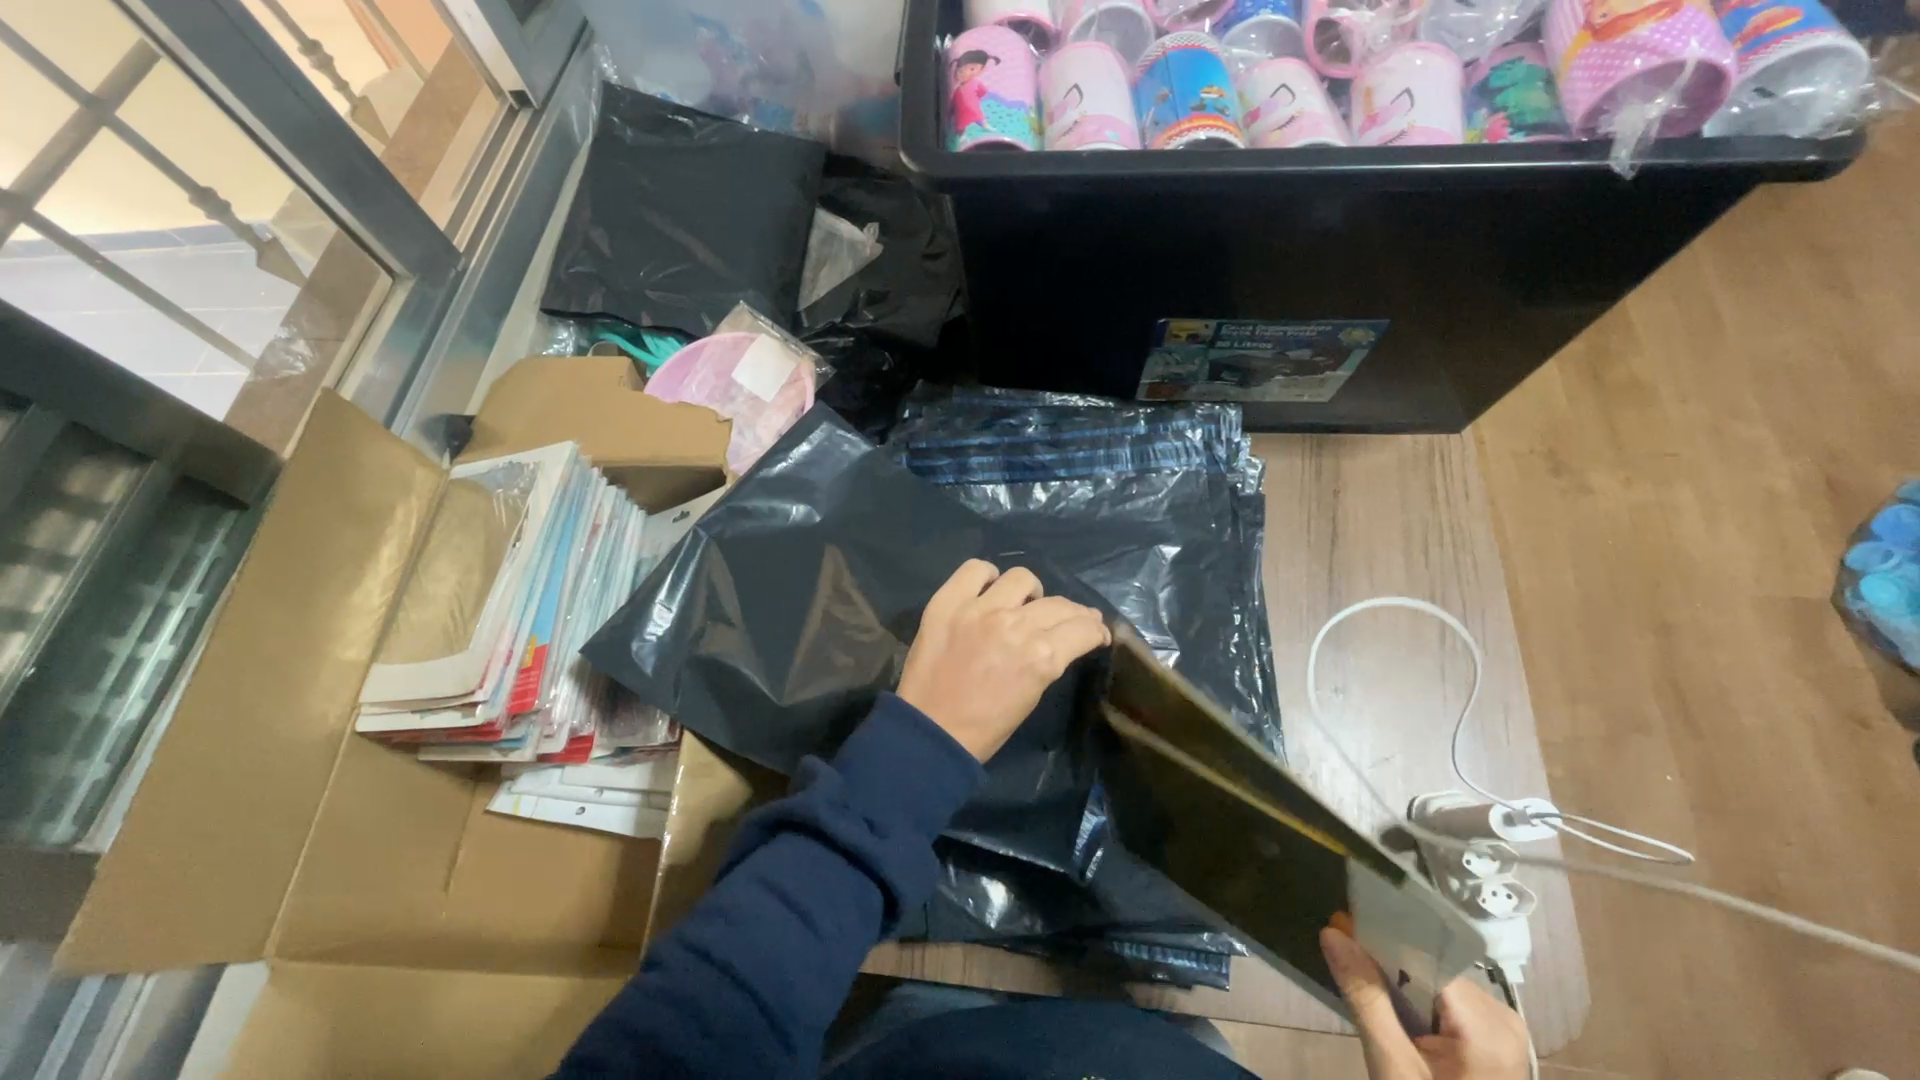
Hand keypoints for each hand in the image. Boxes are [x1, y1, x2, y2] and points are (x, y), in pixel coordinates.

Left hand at [897, 559, 1110, 761]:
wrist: (929, 732)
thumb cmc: (985, 728)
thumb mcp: (1031, 697)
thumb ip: (1047, 662)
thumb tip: (1060, 642)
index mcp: (1042, 656)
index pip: (1083, 628)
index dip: (1095, 630)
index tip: (1095, 633)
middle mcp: (1016, 625)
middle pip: (1058, 604)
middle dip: (1073, 613)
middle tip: (1070, 620)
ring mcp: (980, 609)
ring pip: (1022, 578)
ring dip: (1031, 592)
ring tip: (1023, 605)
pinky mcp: (947, 602)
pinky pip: (974, 570)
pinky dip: (986, 577)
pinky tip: (988, 591)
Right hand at [1320, 926, 1530, 1079]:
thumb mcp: (1392, 1067)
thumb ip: (1365, 997)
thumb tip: (1333, 934)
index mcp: (1486, 1023)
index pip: (1425, 955)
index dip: (1380, 939)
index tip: (1338, 928)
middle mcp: (1503, 1017)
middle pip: (1431, 968)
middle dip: (1386, 967)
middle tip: (1346, 968)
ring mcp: (1504, 1032)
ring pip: (1436, 984)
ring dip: (1399, 986)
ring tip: (1367, 998)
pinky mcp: (1496, 1044)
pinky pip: (1448, 1005)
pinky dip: (1416, 1006)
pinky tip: (1396, 1022)